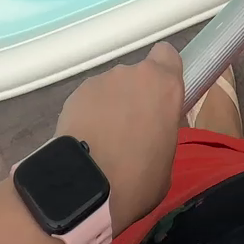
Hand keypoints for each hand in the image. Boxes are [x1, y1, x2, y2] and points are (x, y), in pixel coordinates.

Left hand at [55, 42, 184, 233]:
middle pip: (137, 76)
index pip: (167, 55)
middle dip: (135, 96)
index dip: (163, 73)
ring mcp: (103, 80)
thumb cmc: (138, 179)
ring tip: (102, 141)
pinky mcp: (76, 93)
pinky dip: (89, 115)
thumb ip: (163, 131)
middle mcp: (134, 74)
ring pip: (112, 88)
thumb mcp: (167, 160)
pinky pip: (89, 100)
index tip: (159, 97)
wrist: (87, 188)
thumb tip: (151, 131)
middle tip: (130, 129)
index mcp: (165, 86)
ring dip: (111, 107)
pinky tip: (84, 142)